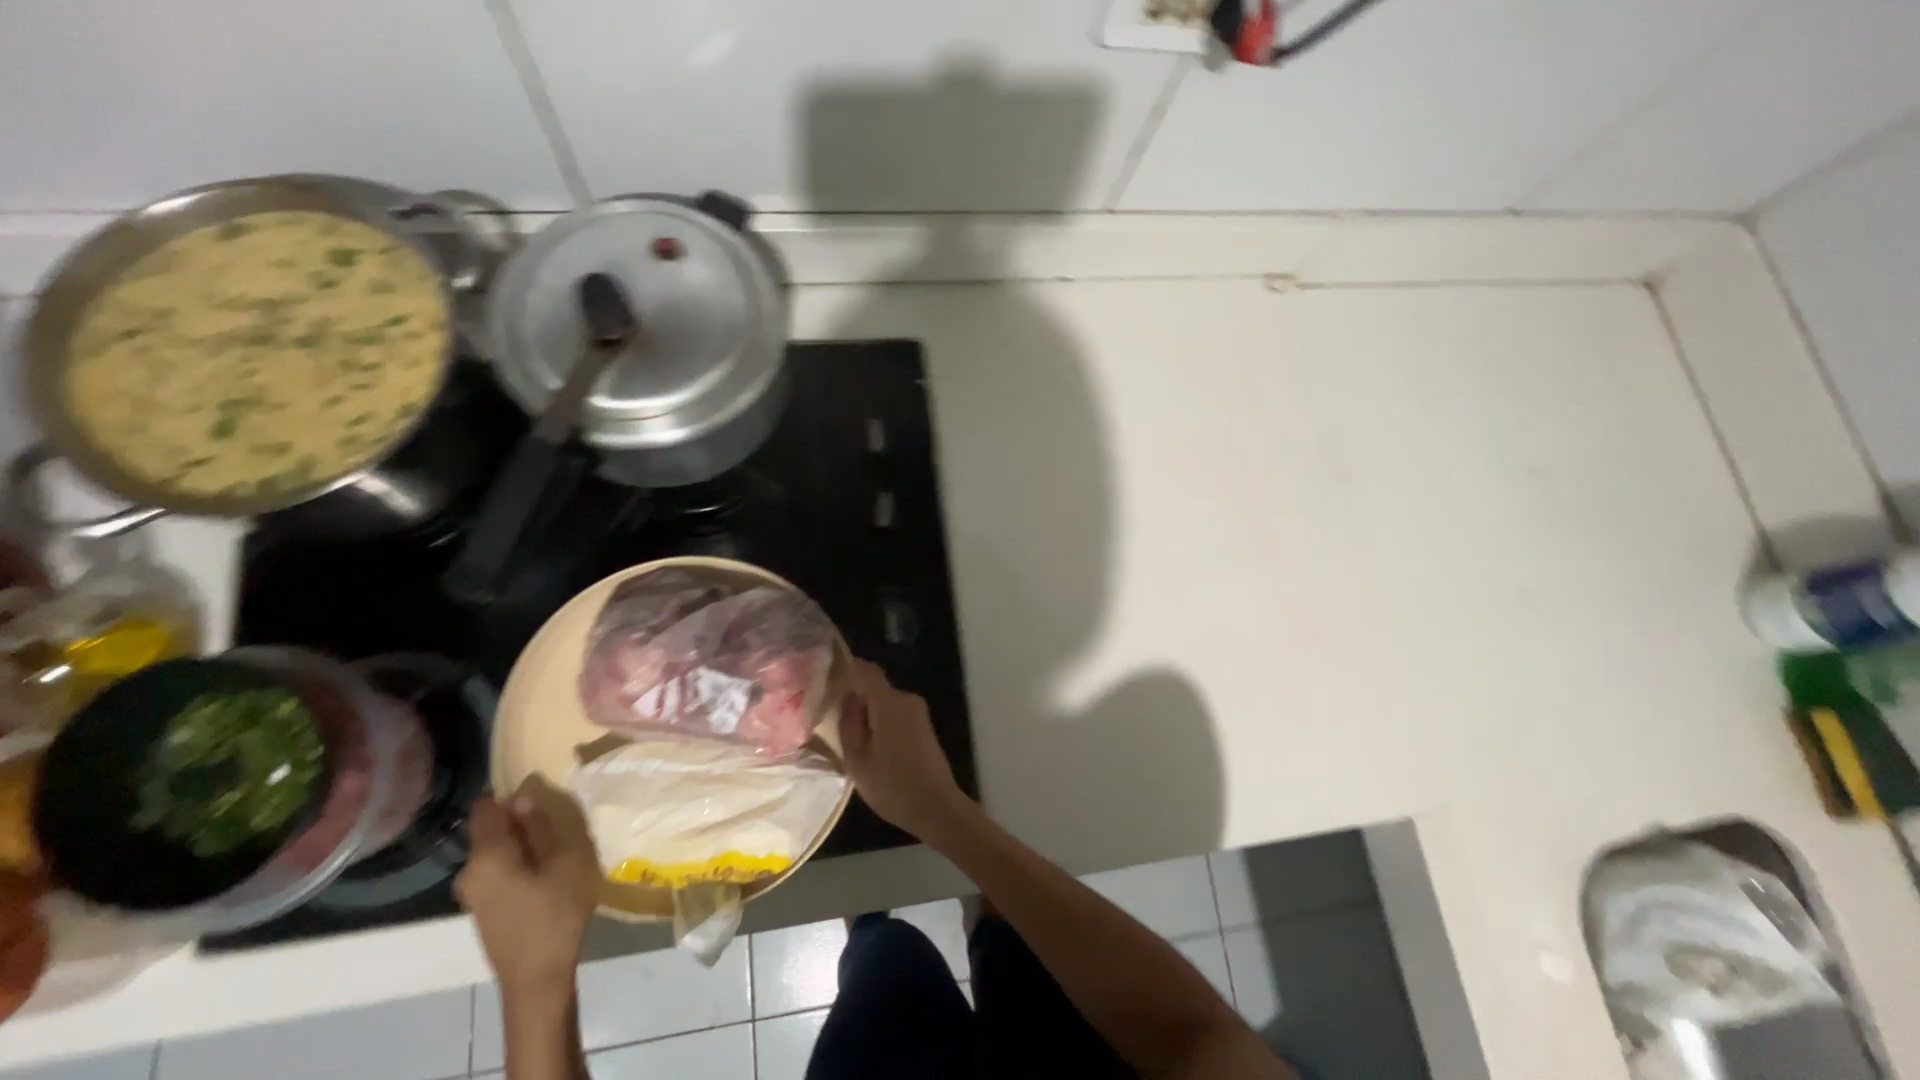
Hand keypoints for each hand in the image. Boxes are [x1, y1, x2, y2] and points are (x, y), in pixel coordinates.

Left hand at [455, 775, 601, 1005]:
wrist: (536, 979)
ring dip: (518, 846)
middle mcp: (469, 870)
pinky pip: (494, 873)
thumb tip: (523, 795)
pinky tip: (541, 877)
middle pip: (488, 831)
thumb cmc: (555, 915)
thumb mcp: (563, 863)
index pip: (485, 807)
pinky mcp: (480, 910)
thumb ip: (541, 827)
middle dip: (516, 822)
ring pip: (493, 853)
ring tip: (552, 851)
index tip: (535, 793)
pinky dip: (514, 866)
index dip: (508, 794)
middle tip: (553, 824)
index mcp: (487, 854)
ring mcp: (471, 893)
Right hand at [840, 659, 970, 839]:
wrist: (937, 808)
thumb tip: (847, 698)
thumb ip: (849, 724)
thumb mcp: (857, 760)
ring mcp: (918, 712)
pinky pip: (894, 713)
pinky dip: (879, 720)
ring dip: (866, 710)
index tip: (823, 673)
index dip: (845, 666)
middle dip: (853, 694)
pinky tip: (867, 741)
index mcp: (890, 703)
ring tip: (844, 730)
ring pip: (884, 701)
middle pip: (874, 686)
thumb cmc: (893, 787)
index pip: (865, 670)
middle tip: (827, 710)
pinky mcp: (923, 726)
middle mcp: (907, 700)